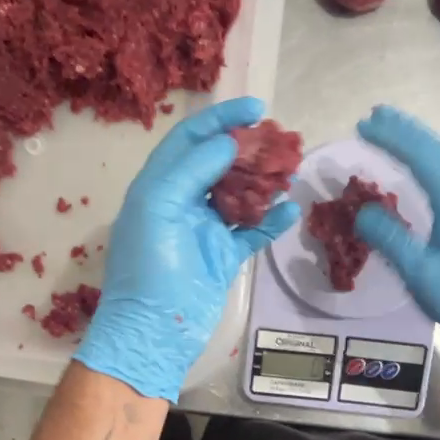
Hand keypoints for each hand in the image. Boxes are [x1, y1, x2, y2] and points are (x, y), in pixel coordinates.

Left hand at [75, 97, 300, 401]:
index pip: (190, 139)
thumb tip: (228, 141)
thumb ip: (193, 169)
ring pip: (239, 195)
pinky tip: (290, 209)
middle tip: (281, 141)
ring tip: (291, 169)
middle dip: (249, 149)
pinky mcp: (222, 258)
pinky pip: (251, 232)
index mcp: (159, 186)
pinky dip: (271, 221)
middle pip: (218, 163)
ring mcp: (204, 231)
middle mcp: (181, 203)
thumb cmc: (148, 268)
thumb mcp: (160, 207)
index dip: (220, 119)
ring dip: (263, 182)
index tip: (256, 107)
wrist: (152, 332)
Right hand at [353, 106, 439, 380]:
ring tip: (393, 138)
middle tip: (376, 118)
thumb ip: (391, 239)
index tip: (366, 124)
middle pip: (438, 153)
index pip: (424, 157)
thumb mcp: (421, 272)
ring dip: (419, 148)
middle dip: (406, 134)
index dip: (395, 138)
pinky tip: (419, 174)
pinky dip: (430, 168)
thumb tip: (364, 211)